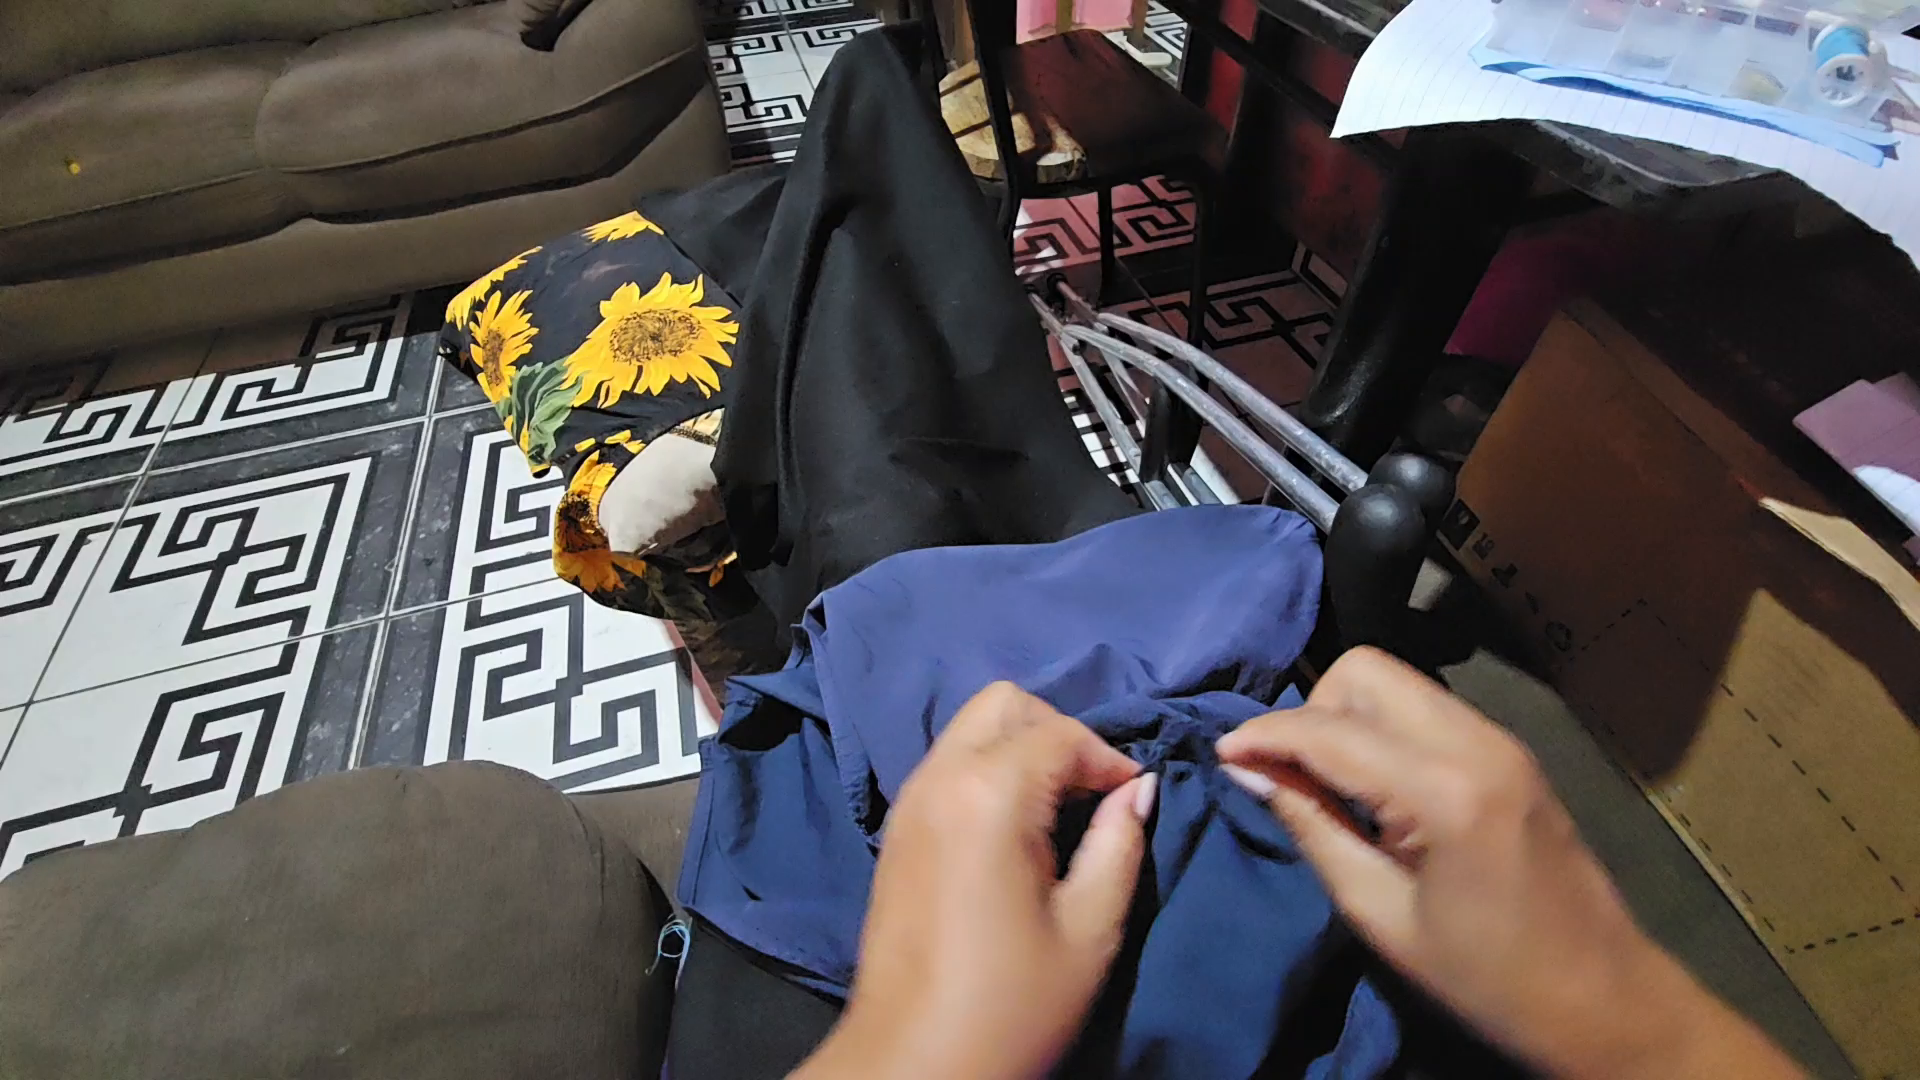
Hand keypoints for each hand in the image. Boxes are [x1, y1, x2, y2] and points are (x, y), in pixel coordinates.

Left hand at [793, 682, 1156, 1079]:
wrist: (911, 1064)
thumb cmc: (1011, 1003)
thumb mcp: (1089, 928)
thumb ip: (1120, 842)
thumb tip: (1138, 787)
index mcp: (989, 792)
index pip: (1061, 733)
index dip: (1109, 758)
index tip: (1134, 797)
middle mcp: (941, 774)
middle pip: (1004, 703)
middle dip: (1058, 731)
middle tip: (1089, 791)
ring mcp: (911, 794)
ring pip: (973, 725)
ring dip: (1022, 746)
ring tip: (1056, 806)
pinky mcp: (898, 820)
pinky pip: (951, 759)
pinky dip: (989, 765)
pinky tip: (1014, 823)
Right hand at [1216, 648, 1802, 1079]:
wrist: (1616, 1009)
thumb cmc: (1489, 979)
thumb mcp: (1376, 911)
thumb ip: (1307, 822)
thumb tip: (1244, 766)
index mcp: (1444, 792)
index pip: (1326, 729)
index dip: (1262, 735)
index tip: (1225, 756)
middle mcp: (1475, 743)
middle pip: (1362, 670)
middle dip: (1311, 711)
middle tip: (1298, 773)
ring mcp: (1498, 738)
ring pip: (1388, 677)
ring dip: (1342, 713)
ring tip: (1334, 780)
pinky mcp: (1505, 747)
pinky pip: (1417, 703)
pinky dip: (1376, 723)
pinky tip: (1376, 781)